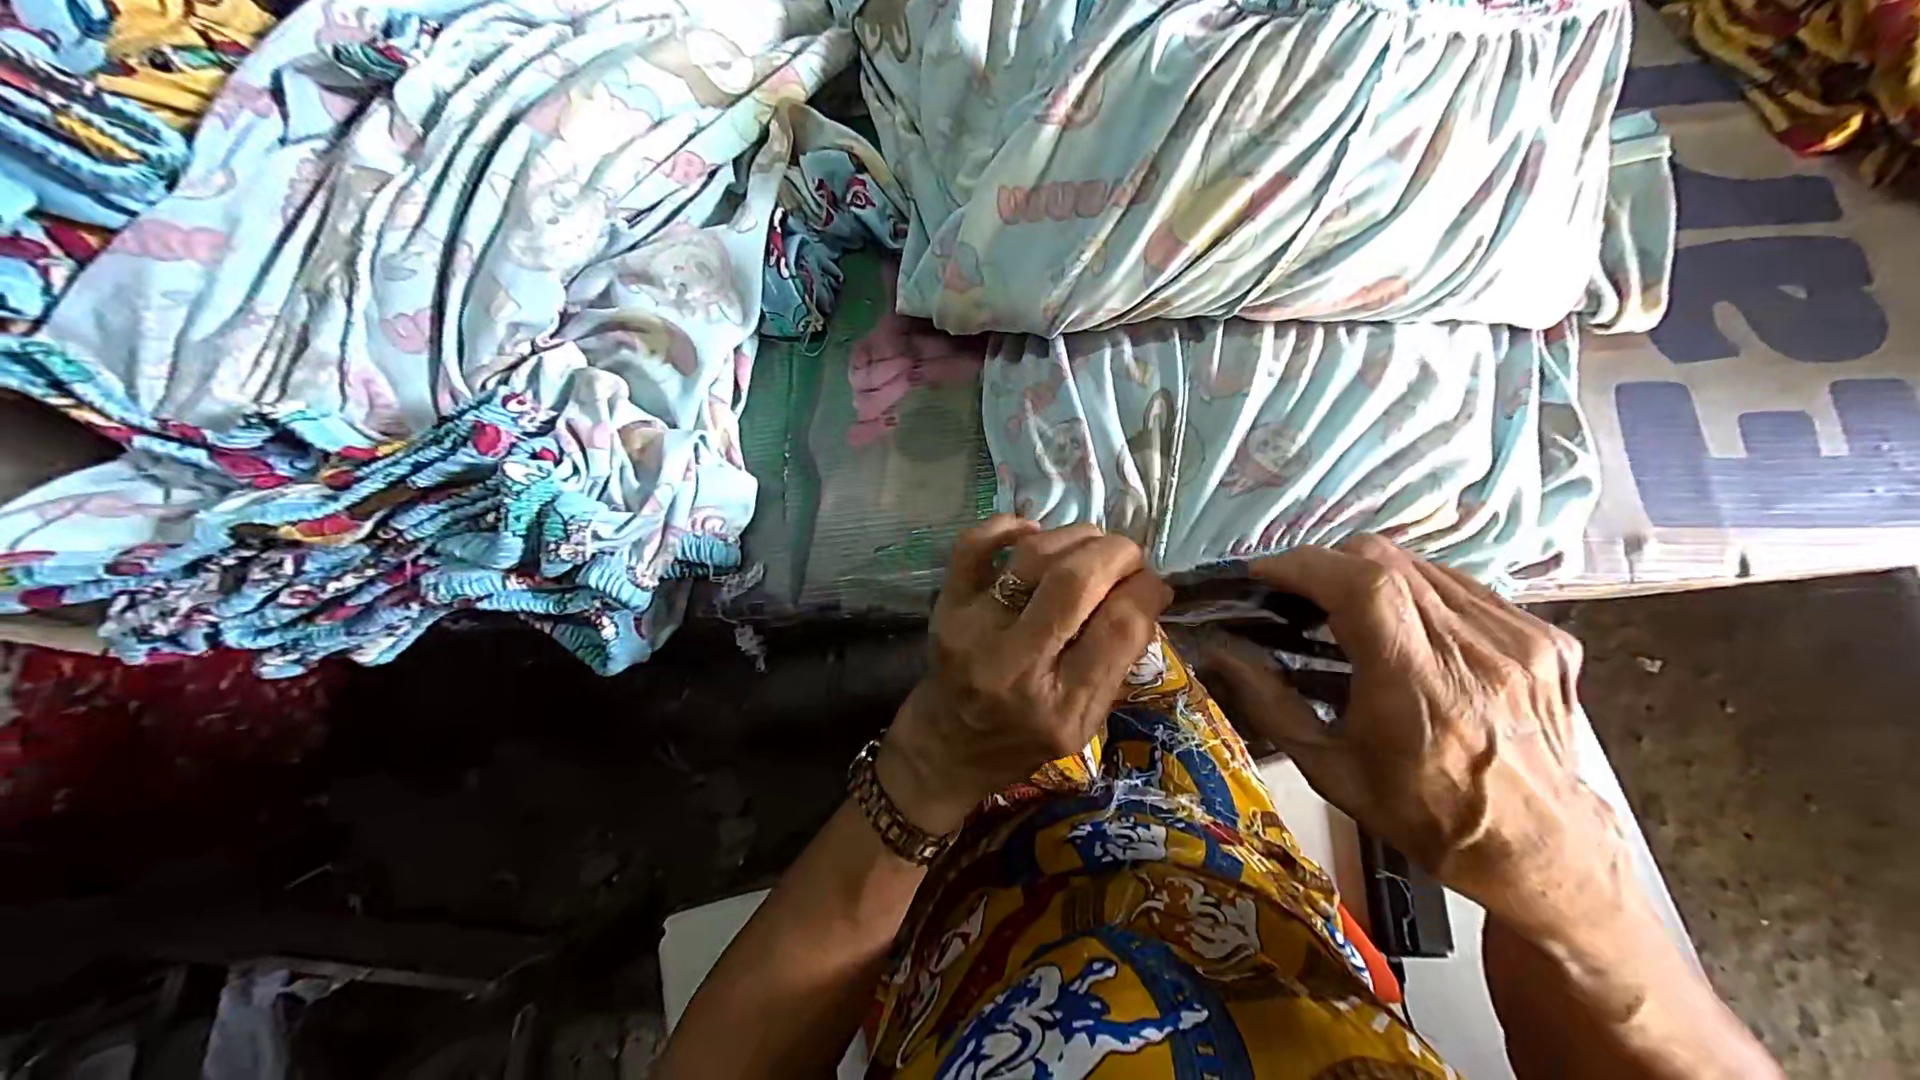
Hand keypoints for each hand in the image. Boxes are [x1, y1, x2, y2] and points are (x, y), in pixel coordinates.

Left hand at [877, 517, 1171, 835]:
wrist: (949, 744)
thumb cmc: (1025, 738)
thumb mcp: (1086, 722)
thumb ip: (1119, 660)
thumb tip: (1150, 587)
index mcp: (1061, 706)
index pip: (1118, 627)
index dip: (1146, 590)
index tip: (1154, 581)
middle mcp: (1013, 665)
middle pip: (1074, 581)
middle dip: (1115, 553)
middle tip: (1128, 555)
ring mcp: (972, 630)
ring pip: (1032, 555)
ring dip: (1075, 536)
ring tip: (1091, 545)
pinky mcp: (945, 606)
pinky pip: (973, 545)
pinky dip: (1009, 527)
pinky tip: (1036, 534)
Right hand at [1200, 535, 1638, 945]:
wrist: (1539, 850)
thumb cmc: (1420, 813)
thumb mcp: (1327, 767)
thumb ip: (1267, 700)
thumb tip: (1218, 650)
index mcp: (1417, 687)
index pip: (1363, 584)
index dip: (1305, 565)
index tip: (1265, 575)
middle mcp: (1475, 650)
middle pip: (1386, 559)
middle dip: (1326, 564)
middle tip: (1298, 593)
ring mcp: (1519, 638)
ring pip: (1421, 563)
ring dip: (1368, 573)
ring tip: (1346, 607)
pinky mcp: (1546, 637)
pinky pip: (1461, 585)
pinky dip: (1416, 590)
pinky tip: (1404, 625)